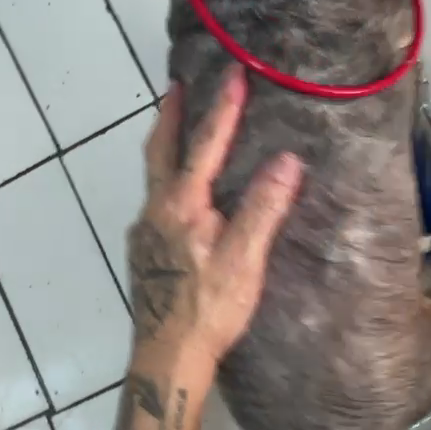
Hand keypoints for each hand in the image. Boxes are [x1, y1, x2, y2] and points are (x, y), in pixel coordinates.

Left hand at [127, 66, 304, 371]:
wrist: (165, 357)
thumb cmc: (209, 310)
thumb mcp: (243, 260)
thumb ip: (262, 209)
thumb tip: (286, 159)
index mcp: (180, 205)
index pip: (205, 145)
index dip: (222, 107)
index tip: (234, 72)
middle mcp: (155, 209)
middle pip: (160, 149)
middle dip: (173, 114)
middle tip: (179, 84)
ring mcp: (144, 230)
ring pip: (154, 174)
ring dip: (167, 144)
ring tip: (180, 127)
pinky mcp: (144, 250)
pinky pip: (155, 197)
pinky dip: (167, 175)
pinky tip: (182, 192)